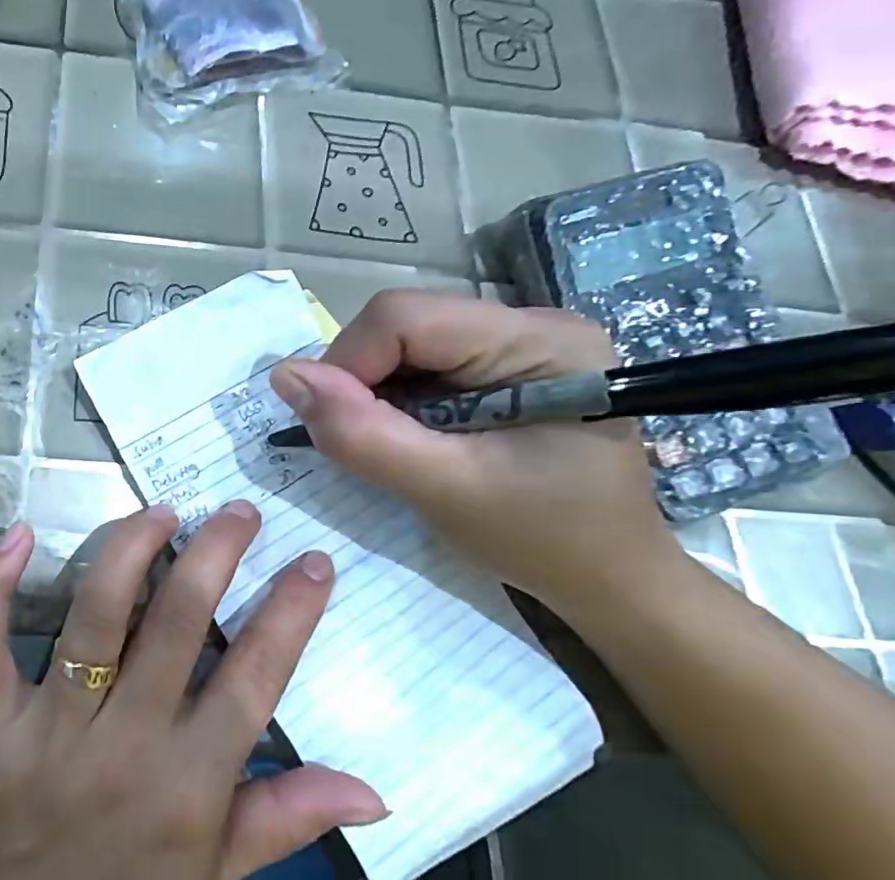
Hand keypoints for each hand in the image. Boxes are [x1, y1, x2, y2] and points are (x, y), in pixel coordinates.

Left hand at [0, 503, 386, 879]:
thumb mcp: (218, 871)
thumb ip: (286, 817)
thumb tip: (373, 791)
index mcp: (191, 781)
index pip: (255, 678)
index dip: (290, 612)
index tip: (312, 560)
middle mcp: (126, 746)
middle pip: (178, 625)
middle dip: (215, 554)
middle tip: (238, 512)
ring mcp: (49, 734)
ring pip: (94, 618)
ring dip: (130, 550)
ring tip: (161, 513)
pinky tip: (19, 533)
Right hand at [268, 289, 681, 615]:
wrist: (611, 578)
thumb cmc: (543, 542)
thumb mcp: (445, 492)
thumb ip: (363, 434)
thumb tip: (284, 375)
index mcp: (540, 341)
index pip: (406, 316)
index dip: (350, 363)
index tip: (335, 425)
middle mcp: (535, 320)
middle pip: (406, 322)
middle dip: (365, 379)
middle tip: (367, 441)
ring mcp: (524, 337)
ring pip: (410, 338)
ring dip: (381, 389)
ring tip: (399, 443)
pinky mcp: (511, 359)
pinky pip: (428, 358)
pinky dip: (402, 395)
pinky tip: (418, 433)